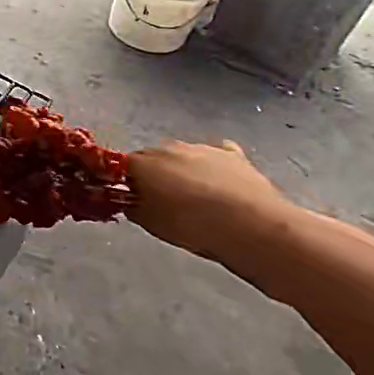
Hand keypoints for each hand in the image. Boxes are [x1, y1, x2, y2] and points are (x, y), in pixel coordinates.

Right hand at [126, 139, 289, 258]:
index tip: (132, 198)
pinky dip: (214, 168)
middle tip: (163, 202)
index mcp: (145, 162)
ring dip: (185, 172)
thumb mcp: (152, 225)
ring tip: (197, 202)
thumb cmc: (192, 226)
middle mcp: (171, 147)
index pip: (125, 165)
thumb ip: (135, 208)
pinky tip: (220, 185)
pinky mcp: (232, 154)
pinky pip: (217, 156)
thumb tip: (131, 201)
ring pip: (185, 156)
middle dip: (156, 175)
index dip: (127, 181)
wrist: (248, 223)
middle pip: (155, 157)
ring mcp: (203, 148)